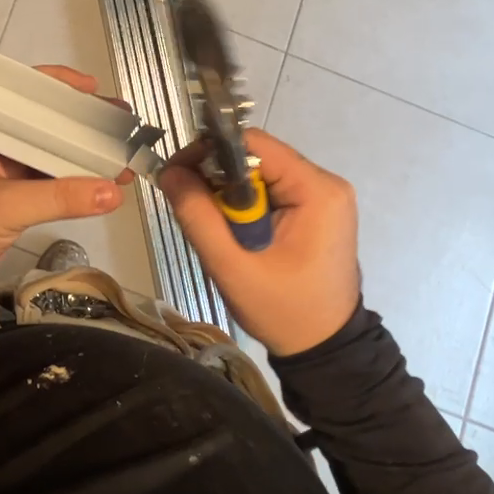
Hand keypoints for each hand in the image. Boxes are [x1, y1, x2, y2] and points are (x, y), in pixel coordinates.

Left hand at [0, 66, 130, 303]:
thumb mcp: (5, 208)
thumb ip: (59, 197)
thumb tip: (112, 191)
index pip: (23, 97)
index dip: (59, 88)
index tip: (94, 90)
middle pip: (44, 125)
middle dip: (82, 125)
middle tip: (123, 126)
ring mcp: (5, 172)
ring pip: (51, 154)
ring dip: (84, 156)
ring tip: (123, 155)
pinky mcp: (14, 198)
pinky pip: (51, 182)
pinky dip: (77, 183)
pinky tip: (105, 185)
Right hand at [158, 129, 359, 354]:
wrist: (325, 349)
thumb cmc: (283, 309)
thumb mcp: (231, 266)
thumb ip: (197, 215)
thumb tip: (169, 171)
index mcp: (316, 190)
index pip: (252, 143)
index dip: (209, 152)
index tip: (178, 175)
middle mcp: (324, 183)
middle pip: (254, 155)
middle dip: (216, 177)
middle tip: (190, 207)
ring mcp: (321, 196)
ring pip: (257, 172)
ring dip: (227, 193)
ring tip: (214, 227)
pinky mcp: (314, 209)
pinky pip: (267, 189)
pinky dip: (242, 204)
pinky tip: (233, 231)